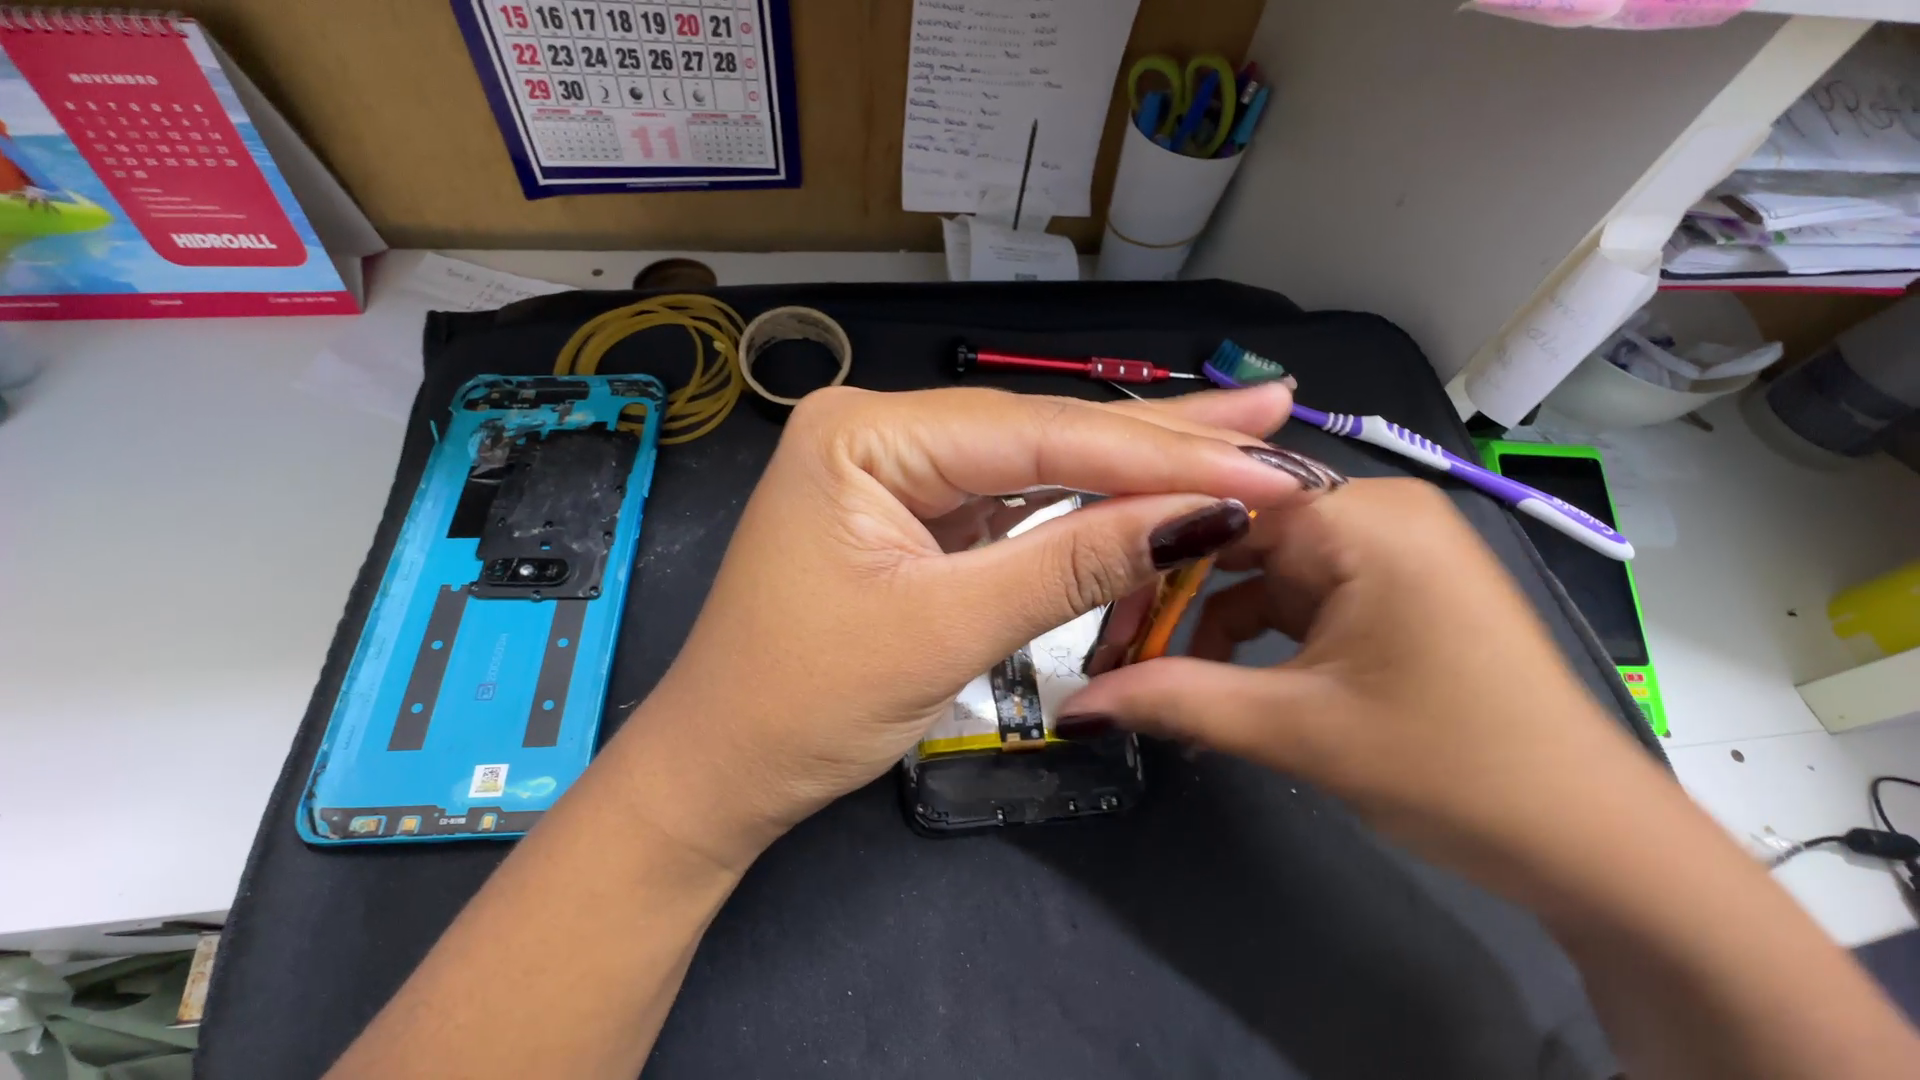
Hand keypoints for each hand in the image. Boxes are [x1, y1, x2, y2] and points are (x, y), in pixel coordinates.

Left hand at [603, 384, 1343, 868]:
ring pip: (1035, 467)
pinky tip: (1148, 492)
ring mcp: (899, 475)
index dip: (1160, 456)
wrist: (723, 768)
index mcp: (866, 434)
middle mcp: (882, 433)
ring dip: (1131, 468)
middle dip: (1159, 435)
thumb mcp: (948, 629)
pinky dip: (1082, 512)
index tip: (1264, 467)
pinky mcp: (913, 518)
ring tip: (1235, 441)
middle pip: (1042, 434)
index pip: (1039, 435)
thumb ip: (1074, 562)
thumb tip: (1201, 517)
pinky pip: (1011, 506)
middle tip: (1268, 411)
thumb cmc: (806, 702)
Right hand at [1058, 478, 1659, 892]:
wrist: (1592, 846)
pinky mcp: (1395, 593)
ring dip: (1208, 620)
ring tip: (1154, 675)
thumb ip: (1174, 701)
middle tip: (1114, 652)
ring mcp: (1391, 552)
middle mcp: (1378, 513)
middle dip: (1172, 593)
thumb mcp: (1297, 730)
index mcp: (1364, 517)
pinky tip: (1216, 678)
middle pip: (1238, 531)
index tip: (1093, 613)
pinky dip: (1253, 633)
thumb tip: (1073, 705)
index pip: (1219, 502)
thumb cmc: (1453, 768)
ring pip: (1262, 568)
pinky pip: (1299, 594)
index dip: (1145, 553)